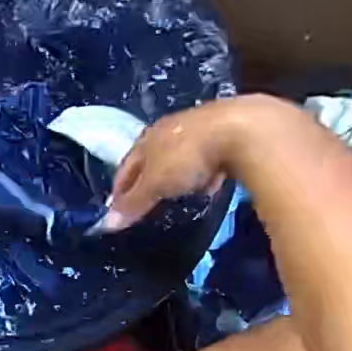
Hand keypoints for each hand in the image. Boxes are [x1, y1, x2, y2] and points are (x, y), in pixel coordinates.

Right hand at [99, 94, 298, 230]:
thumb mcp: (156, 184)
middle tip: (142, 201)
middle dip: (145, 178)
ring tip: (174, 194)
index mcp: (147, 138)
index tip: (115, 209)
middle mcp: (170, 128)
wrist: (245, 129)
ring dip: (175, 173)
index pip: (126, 166)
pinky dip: (203, 172)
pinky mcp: (230, 131)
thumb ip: (133, 203)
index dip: (119, 188)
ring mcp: (201, 127)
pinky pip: (208, 156)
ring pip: (180, 155)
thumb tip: (106, 223)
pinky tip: (209, 184)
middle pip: (151, 158)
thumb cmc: (189, 157)